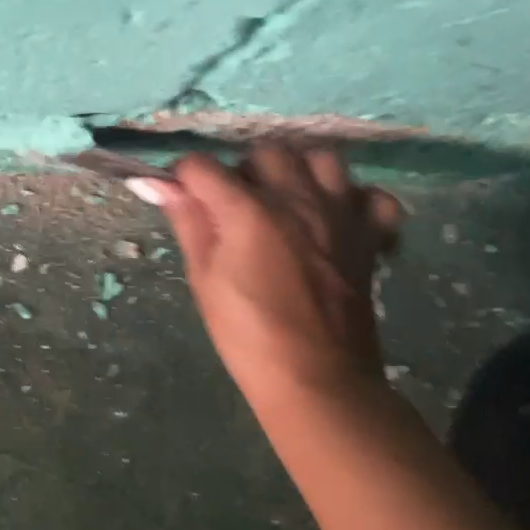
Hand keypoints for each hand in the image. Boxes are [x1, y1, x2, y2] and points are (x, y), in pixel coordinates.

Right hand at [126, 146, 402, 399]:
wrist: (316, 378)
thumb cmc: (246, 331)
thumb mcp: (202, 275)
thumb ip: (186, 220)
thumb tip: (156, 183)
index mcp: (247, 210)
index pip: (201, 165)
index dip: (182, 177)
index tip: (178, 198)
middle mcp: (296, 201)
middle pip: (265, 151)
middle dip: (241, 168)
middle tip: (230, 203)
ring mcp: (340, 216)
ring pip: (322, 159)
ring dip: (297, 170)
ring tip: (281, 199)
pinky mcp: (370, 238)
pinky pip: (374, 197)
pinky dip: (354, 199)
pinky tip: (332, 217)